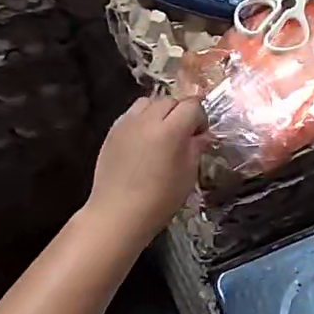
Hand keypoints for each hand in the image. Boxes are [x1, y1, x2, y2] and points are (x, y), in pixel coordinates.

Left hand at [89, 95, 206, 239]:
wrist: (118, 213)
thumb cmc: (160, 199)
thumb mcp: (188, 174)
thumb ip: (196, 147)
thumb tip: (202, 135)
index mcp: (171, 130)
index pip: (192, 106)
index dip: (200, 118)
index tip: (200, 135)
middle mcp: (147, 120)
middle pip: (171, 100)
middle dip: (181, 113)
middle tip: (184, 136)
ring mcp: (126, 123)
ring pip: (149, 102)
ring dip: (160, 112)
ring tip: (162, 134)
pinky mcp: (112, 131)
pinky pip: (132, 114)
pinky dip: (143, 119)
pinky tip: (144, 141)